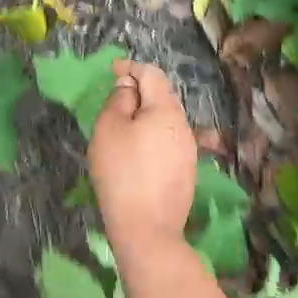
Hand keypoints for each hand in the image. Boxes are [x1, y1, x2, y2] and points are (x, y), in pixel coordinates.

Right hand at [89, 60, 195, 245]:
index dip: (130, 67)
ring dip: (146, 115)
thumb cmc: (122, 172)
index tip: (112, 72)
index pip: (152, 74)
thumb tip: (129, 87)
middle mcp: (184, 127)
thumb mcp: (109, 127)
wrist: (146, 230)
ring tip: (123, 127)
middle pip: (162, 96)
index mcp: (167, 111)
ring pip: (166, 121)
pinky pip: (168, 142)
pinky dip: (152, 137)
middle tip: (115, 100)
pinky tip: (137, 153)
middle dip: (140, 91)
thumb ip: (119, 99)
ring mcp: (188, 152)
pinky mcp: (186, 174)